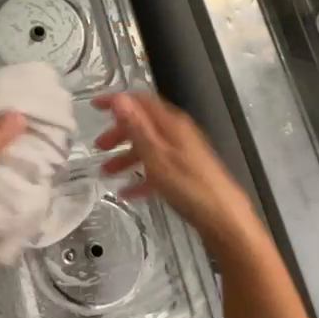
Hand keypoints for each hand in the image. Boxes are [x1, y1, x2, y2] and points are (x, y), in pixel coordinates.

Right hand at [93, 93, 263, 254]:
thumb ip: (137, 127)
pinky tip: (127, 193)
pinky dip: (140, 176)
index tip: (94, 106)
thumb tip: (119, 99)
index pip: (140, 101)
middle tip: (99, 146)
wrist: (224, 219)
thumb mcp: (156, 155)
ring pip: (148, 147)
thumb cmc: (188, 185)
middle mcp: (177, 134)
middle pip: (143, 124)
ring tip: (106, 173)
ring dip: (126, 157)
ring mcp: (182, 154)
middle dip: (119, 133)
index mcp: (171, 124)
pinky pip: (157, 169)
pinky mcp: (185, 173)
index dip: (117, 101)